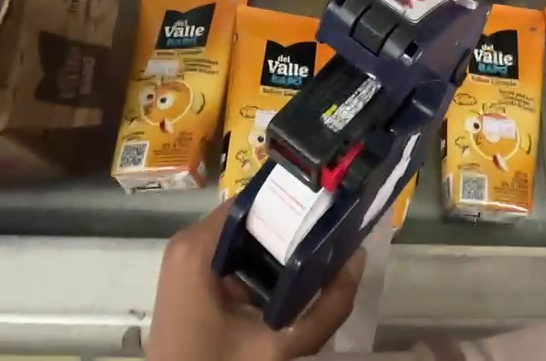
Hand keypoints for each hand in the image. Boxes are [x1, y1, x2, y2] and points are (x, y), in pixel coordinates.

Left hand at [146, 201, 365, 360]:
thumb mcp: (278, 348)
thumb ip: (326, 308)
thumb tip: (358, 259)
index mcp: (199, 247)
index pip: (257, 200)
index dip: (297, 201)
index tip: (333, 208)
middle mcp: (189, 244)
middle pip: (253, 218)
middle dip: (294, 227)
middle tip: (336, 234)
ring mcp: (187, 264)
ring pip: (247, 239)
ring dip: (281, 249)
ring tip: (322, 255)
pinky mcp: (192, 283)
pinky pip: (235, 259)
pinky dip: (263, 267)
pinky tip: (294, 282)